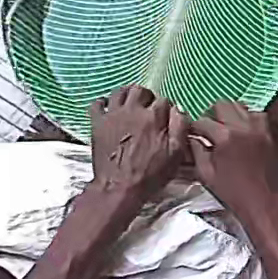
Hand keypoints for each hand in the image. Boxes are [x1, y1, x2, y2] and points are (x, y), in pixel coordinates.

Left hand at [88, 85, 188, 203]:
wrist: (119, 187)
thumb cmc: (149, 174)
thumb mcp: (175, 154)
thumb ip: (180, 128)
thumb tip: (179, 109)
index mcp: (153, 117)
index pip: (164, 101)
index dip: (167, 108)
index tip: (166, 118)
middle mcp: (132, 110)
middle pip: (140, 90)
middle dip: (147, 97)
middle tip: (148, 108)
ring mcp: (113, 115)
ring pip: (120, 92)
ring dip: (127, 95)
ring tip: (131, 104)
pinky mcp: (97, 123)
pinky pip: (97, 104)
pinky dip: (103, 103)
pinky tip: (109, 109)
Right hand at [189, 101, 277, 221]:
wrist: (261, 200)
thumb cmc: (232, 191)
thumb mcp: (206, 174)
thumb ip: (196, 152)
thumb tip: (192, 139)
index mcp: (224, 137)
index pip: (203, 121)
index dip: (195, 127)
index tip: (194, 133)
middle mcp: (242, 127)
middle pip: (222, 104)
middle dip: (212, 114)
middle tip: (209, 127)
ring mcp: (258, 128)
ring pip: (240, 106)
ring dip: (230, 113)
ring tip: (226, 126)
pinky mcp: (268, 133)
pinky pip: (257, 115)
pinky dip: (248, 118)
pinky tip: (243, 129)